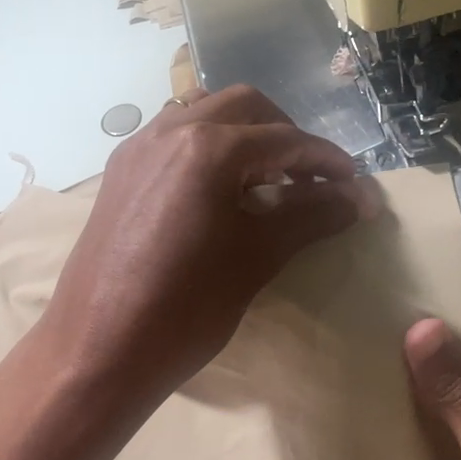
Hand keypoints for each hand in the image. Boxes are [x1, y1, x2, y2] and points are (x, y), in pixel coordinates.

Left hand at [40, 84, 369, 398]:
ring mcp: (139, 146)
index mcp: (207, 147)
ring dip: (243, 131)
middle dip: (284, 132)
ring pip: (204, 110)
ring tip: (264, 178)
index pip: (284, 140)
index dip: (326, 161)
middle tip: (308, 177)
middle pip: (245, 106)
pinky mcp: (121, 169)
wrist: (97, 353)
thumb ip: (313, 215)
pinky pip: (173, 133)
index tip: (355, 184)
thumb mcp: (258, 256)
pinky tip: (218, 188)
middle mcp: (170, 130)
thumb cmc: (185, 307)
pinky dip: (207, 144)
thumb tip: (363, 197)